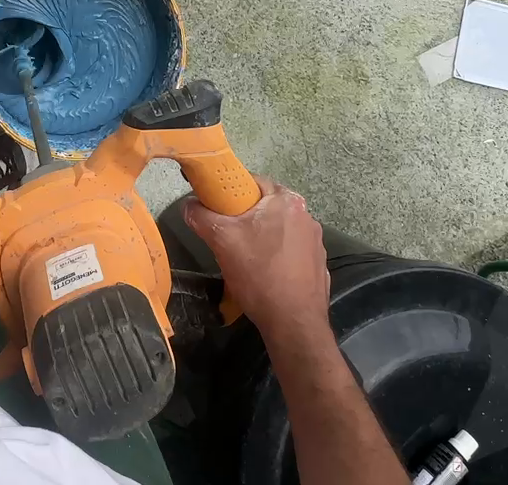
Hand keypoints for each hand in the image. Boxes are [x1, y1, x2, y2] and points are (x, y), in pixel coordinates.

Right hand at [182, 177, 329, 343]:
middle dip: (245, 217)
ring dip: (261, 237)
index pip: (252, 182)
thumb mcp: (222, 241)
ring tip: (244, 257)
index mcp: (286, 201)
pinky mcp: (318, 264)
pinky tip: (264, 274)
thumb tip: (189, 205)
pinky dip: (276, 256)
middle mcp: (306, 215)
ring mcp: (315, 242)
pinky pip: (290, 250)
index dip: (231, 192)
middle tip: (227, 234)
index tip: (217, 207)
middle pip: (265, 206)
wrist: (294, 325)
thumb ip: (201, 216)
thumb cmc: (259, 275)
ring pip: (278, 229)